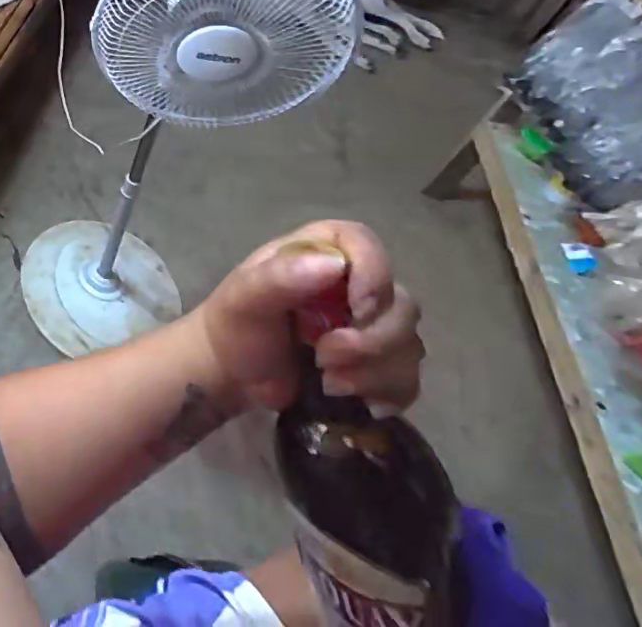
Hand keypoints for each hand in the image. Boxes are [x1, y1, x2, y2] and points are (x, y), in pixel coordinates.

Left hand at [196, 221, 423, 414]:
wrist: (231, 374)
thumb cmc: (233, 325)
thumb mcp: (244, 298)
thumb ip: (280, 277)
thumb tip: (333, 264)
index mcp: (315, 254)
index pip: (363, 242)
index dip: (374, 272)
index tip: (358, 308)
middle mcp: (349, 284)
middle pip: (400, 303)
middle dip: (369, 340)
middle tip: (323, 355)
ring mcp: (367, 326)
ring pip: (409, 345)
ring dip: (373, 371)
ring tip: (327, 381)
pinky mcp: (377, 365)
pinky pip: (409, 379)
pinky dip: (386, 393)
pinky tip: (354, 400)